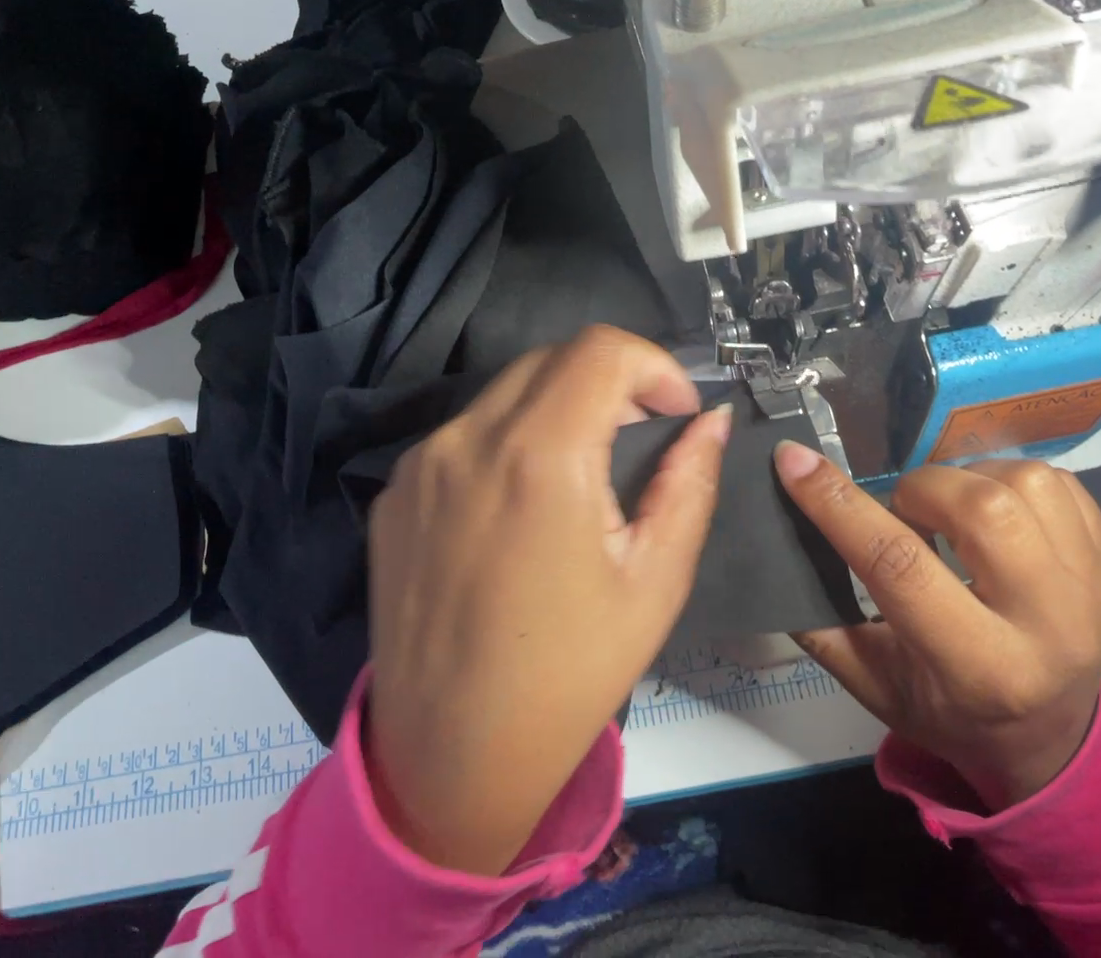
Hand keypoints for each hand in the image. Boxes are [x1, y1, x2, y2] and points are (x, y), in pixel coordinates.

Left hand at [364, 326, 731, 874]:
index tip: (673, 416)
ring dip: (554, 414)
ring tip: (578, 482)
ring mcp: (418, 467)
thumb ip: (689, 482)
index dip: (654, 366)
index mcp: (540, 455)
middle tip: (637, 443)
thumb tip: (709, 421)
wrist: (454, 752)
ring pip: (502, 397)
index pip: (601, 348)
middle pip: (550, 361)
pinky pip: (460, 440)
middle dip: (608, 385)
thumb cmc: (571, 674)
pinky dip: (503, 448)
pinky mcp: (391, 496)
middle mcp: (467, 440)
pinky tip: (515, 516)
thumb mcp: (655, 581)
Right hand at [774, 446, 1100, 811]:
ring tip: (949, 512)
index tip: (795, 461)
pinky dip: (1009, 480)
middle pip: (981, 510)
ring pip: (1026, 482)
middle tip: (902, 513)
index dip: (838, 505)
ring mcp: (1093, 590)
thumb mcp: (870, 685)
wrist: (1048, 737)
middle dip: (920, 490)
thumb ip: (821, 623)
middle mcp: (1047, 625)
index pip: (899, 565)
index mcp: (977, 666)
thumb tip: (782, 534)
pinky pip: (1059, 482)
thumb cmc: (946, 713)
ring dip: (968, 479)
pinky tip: (992, 513)